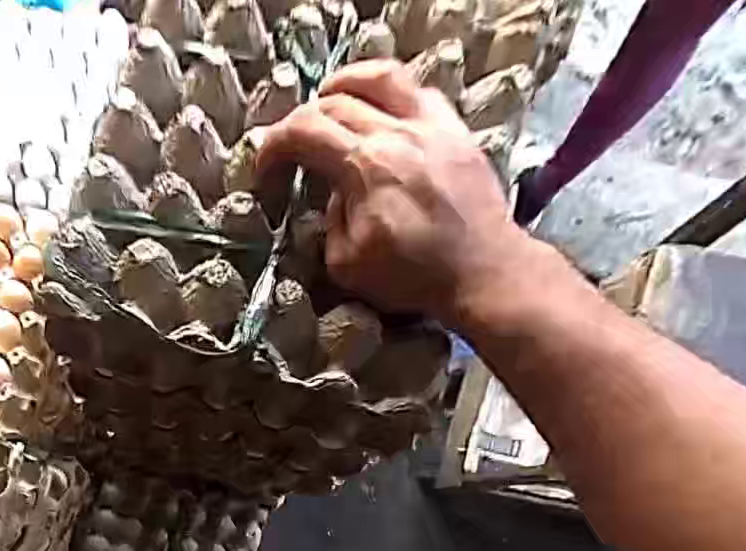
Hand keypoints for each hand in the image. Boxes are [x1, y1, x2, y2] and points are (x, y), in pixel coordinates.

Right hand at [255, 61, 539, 327]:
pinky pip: (419, 93)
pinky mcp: (456, 132)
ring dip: (346, 84)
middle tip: (292, 147)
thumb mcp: (347, 264)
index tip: (265, 168)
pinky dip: (390, 95)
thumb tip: (335, 196)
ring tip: (330, 99)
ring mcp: (431, 126)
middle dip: (302, 122)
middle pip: (336, 102)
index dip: (274, 145)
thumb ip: (331, 223)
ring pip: (381, 79)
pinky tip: (382, 112)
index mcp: (365, 166)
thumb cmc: (412, 276)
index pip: (305, 132)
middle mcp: (396, 132)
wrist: (481, 271)